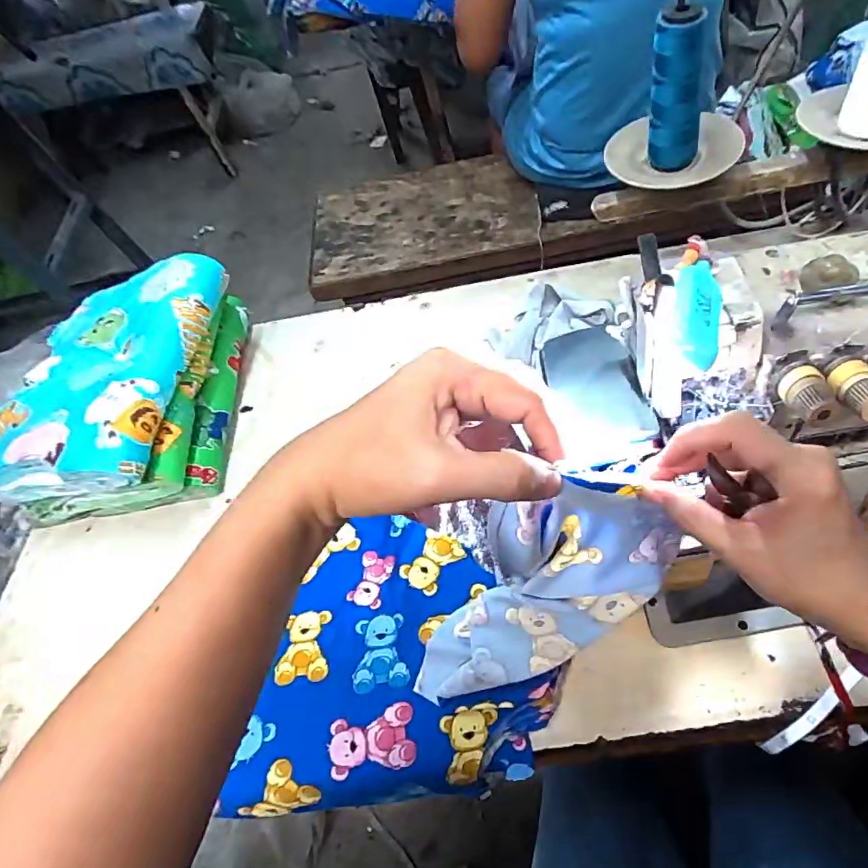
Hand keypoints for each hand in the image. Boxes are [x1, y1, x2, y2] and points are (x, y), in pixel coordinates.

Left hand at [267, 348, 564, 524]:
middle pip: (510, 412)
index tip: (557, 480)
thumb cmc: (371, 470)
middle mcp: (451, 375)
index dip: (547, 439)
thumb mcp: (441, 474)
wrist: (310, 485)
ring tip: (494, 496)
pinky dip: (473, 470)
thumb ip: (504, 476)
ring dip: (497, 465)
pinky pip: (469, 443)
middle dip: (523, 452)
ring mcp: (438, 399)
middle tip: (531, 490)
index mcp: (454, 371)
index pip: (524, 399)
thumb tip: (555, 482)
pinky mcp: (430, 423)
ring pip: (491, 431)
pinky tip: (456, 496)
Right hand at [640, 413, 867, 653]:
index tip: (658, 469)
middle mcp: (805, 455)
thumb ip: (692, 514)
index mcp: (797, 467)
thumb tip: (651, 489)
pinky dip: (736, 488)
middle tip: (663, 483)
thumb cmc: (801, 579)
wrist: (859, 599)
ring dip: (717, 478)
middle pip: (738, 438)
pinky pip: (759, 470)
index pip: (734, 429)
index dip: (689, 441)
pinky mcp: (806, 478)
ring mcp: (808, 465)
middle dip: (696, 458)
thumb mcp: (739, 549)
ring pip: (745, 455)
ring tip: (704, 512)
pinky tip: (730, 516)